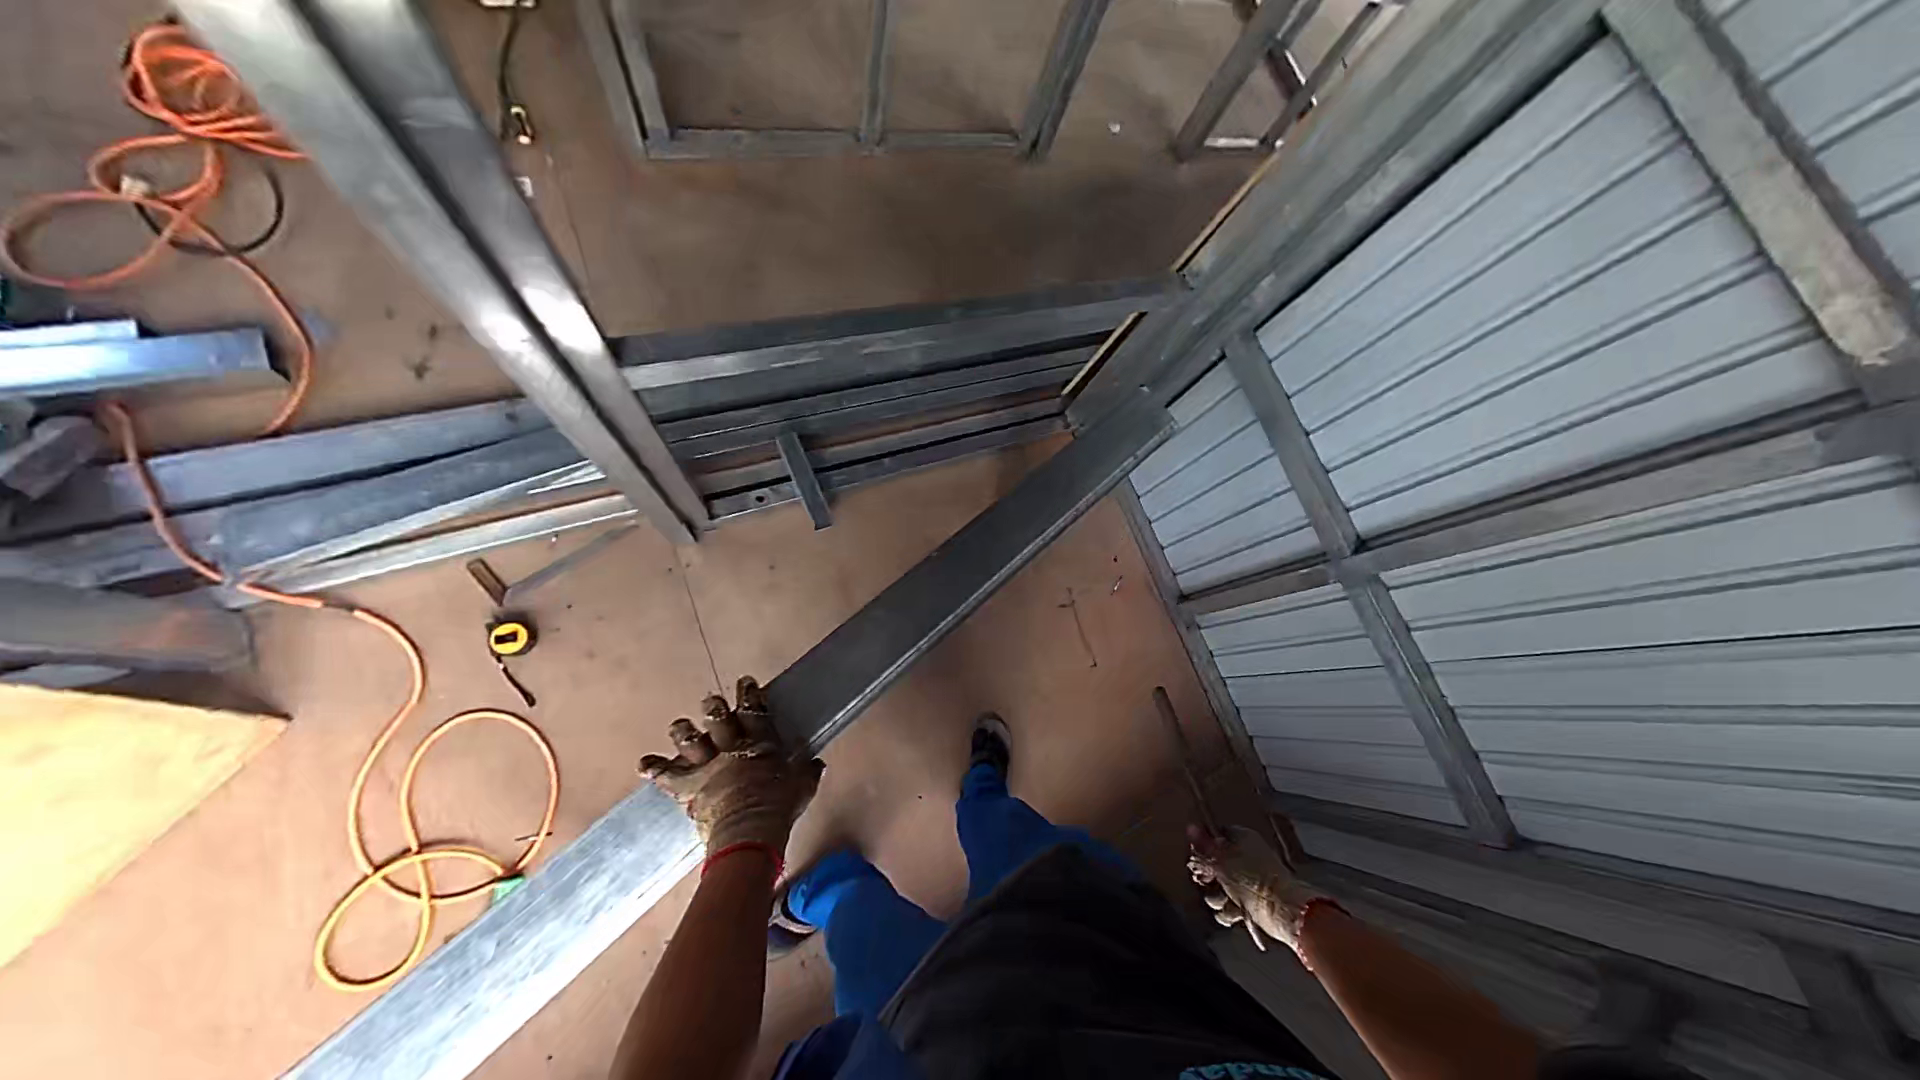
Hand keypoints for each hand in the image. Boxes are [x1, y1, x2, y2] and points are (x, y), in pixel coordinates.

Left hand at [640, 676, 824, 852]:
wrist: (749, 832)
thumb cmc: (779, 807)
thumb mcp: (803, 786)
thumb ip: (807, 771)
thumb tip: (817, 763)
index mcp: (759, 744)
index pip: (754, 710)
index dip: (750, 694)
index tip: (746, 683)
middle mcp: (730, 749)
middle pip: (718, 719)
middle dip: (714, 708)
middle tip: (711, 701)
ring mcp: (707, 767)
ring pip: (689, 740)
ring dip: (683, 731)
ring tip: (681, 725)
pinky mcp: (688, 788)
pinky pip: (666, 776)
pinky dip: (654, 768)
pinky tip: (644, 762)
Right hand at [1188, 824, 1328, 955]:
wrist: (1283, 911)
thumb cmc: (1253, 879)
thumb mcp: (1221, 858)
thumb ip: (1203, 844)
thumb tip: (1190, 828)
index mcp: (1242, 839)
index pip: (1215, 837)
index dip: (1204, 847)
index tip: (1199, 857)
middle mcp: (1246, 858)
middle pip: (1213, 864)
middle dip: (1208, 878)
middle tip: (1210, 881)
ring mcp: (1249, 882)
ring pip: (1218, 888)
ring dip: (1218, 897)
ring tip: (1227, 899)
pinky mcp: (1252, 903)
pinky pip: (1229, 906)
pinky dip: (1230, 911)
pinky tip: (1236, 911)